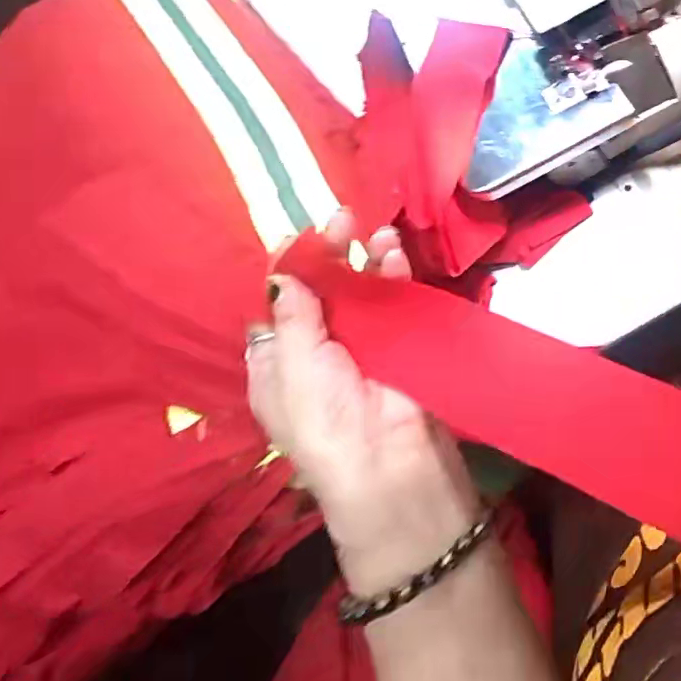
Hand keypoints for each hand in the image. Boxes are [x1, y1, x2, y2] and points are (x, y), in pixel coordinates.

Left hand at [247, 211, 482, 593]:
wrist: (388, 461)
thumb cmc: (324, 419)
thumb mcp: (294, 369)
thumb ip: (292, 318)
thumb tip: (284, 274)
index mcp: (279, 360)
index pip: (279, 304)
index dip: (288, 268)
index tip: (300, 234)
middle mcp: (318, 347)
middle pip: (322, 289)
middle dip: (330, 253)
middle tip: (341, 220)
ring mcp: (363, 342)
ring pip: (361, 289)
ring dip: (366, 259)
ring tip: (374, 234)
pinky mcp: (400, 340)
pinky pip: (395, 299)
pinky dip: (394, 275)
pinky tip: (394, 255)